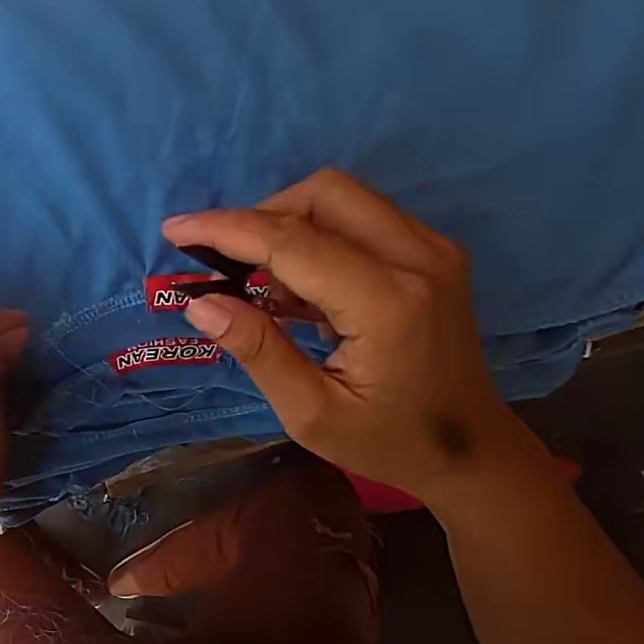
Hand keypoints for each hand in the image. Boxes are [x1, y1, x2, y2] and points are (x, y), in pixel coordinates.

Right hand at [163, 168, 538, 502]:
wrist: (468, 449)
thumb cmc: (386, 442)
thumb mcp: (310, 414)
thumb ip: (258, 352)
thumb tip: (200, 304)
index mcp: (386, 303)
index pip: (292, 241)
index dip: (226, 230)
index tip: (174, 231)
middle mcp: (417, 257)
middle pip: (322, 195)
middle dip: (258, 217)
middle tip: (218, 262)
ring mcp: (431, 250)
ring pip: (342, 199)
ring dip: (284, 224)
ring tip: (253, 281)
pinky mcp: (430, 254)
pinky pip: (360, 219)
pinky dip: (313, 238)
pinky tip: (293, 289)